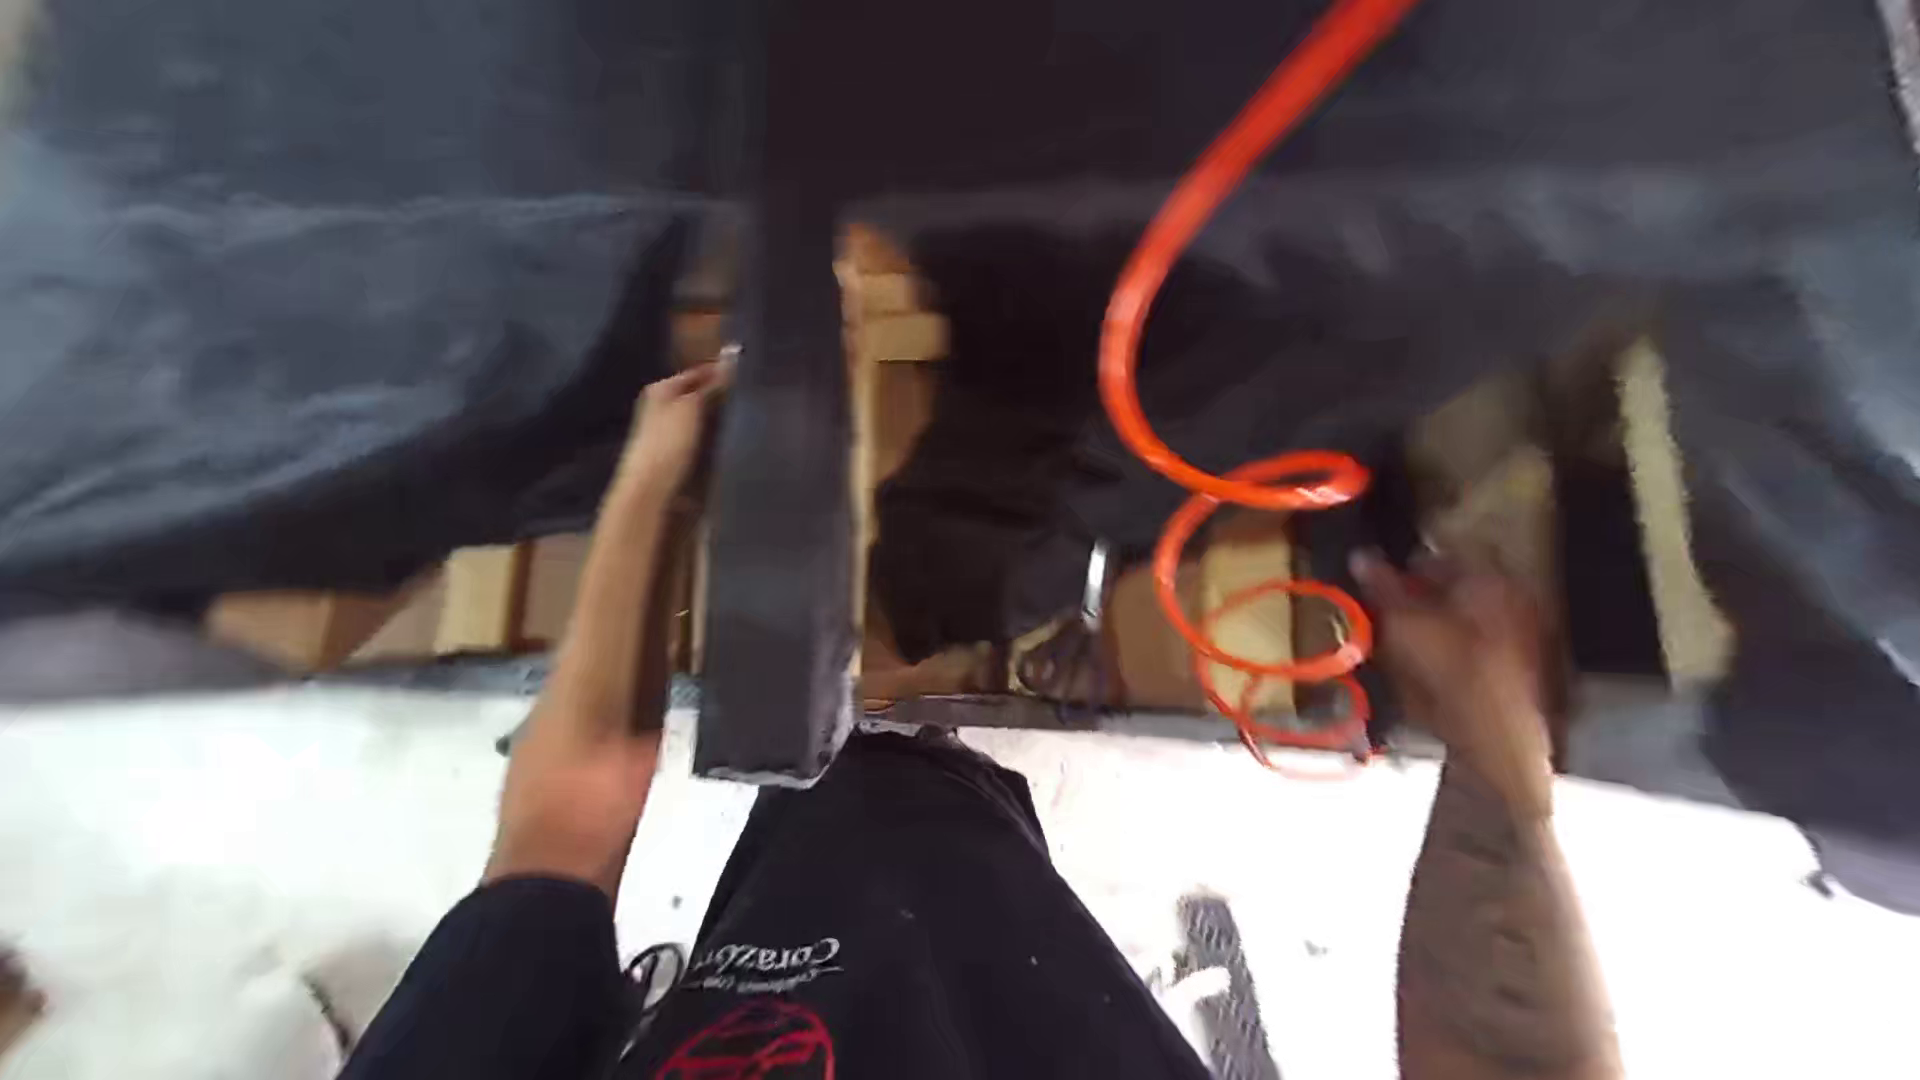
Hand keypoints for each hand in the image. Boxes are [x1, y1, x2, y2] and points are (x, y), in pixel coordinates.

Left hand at [614, 359, 732, 496]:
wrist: (649, 484)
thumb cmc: (669, 441)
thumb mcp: (691, 407)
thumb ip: (709, 385)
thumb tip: (727, 361)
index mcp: (661, 388)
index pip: (695, 372)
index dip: (718, 371)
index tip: (744, 372)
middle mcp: (659, 402)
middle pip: (693, 390)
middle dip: (717, 390)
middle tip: (746, 393)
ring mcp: (662, 424)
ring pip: (693, 409)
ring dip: (713, 409)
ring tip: (739, 412)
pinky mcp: (668, 444)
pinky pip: (693, 427)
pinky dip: (707, 426)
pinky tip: (721, 432)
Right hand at [1351, 550, 1552, 798]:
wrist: (1491, 735)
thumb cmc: (1446, 664)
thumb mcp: (1399, 617)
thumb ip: (1380, 583)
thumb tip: (1360, 554)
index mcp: (1488, 576)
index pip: (1443, 549)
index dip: (1406, 557)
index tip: (1378, 570)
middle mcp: (1510, 596)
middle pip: (1453, 581)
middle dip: (1416, 588)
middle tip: (1381, 600)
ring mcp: (1517, 633)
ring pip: (1460, 611)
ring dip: (1427, 616)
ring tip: (1393, 630)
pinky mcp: (1512, 665)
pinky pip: (1468, 640)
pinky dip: (1442, 641)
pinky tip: (1417, 656)